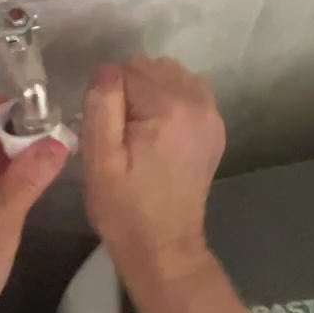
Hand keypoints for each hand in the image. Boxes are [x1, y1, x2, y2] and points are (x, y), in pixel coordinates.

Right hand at [82, 57, 227, 277]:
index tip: (107, 132)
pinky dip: (167, 98)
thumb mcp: (99, 158)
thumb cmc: (123, 206)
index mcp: (169, 109)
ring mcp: (212, 114)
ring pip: (168, 73)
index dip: (107, 97)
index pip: (125, 71)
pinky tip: (157, 129)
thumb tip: (107, 69)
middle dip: (128, 90)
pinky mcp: (214, 126)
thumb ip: (101, 105)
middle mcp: (198, 103)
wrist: (163, 246)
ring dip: (148, 91)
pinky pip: (186, 89)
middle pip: (149, 67)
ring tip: (138, 130)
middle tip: (121, 133)